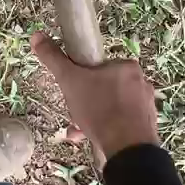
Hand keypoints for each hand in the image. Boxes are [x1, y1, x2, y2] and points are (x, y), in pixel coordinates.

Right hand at [28, 31, 159, 159]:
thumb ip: (53, 58)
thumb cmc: (99, 109)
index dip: (82, 80)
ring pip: (112, 107)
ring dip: (93, 118)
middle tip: (74, 115)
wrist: (127, 149)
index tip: (73, 93)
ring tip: (79, 132)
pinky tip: (92, 139)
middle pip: (104, 88)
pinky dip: (107, 129)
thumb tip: (36, 35)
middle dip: (85, 103)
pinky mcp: (148, 127)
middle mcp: (142, 82)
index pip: (99, 68)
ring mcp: (146, 106)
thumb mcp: (69, 80)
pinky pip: (122, 123)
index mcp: (127, 66)